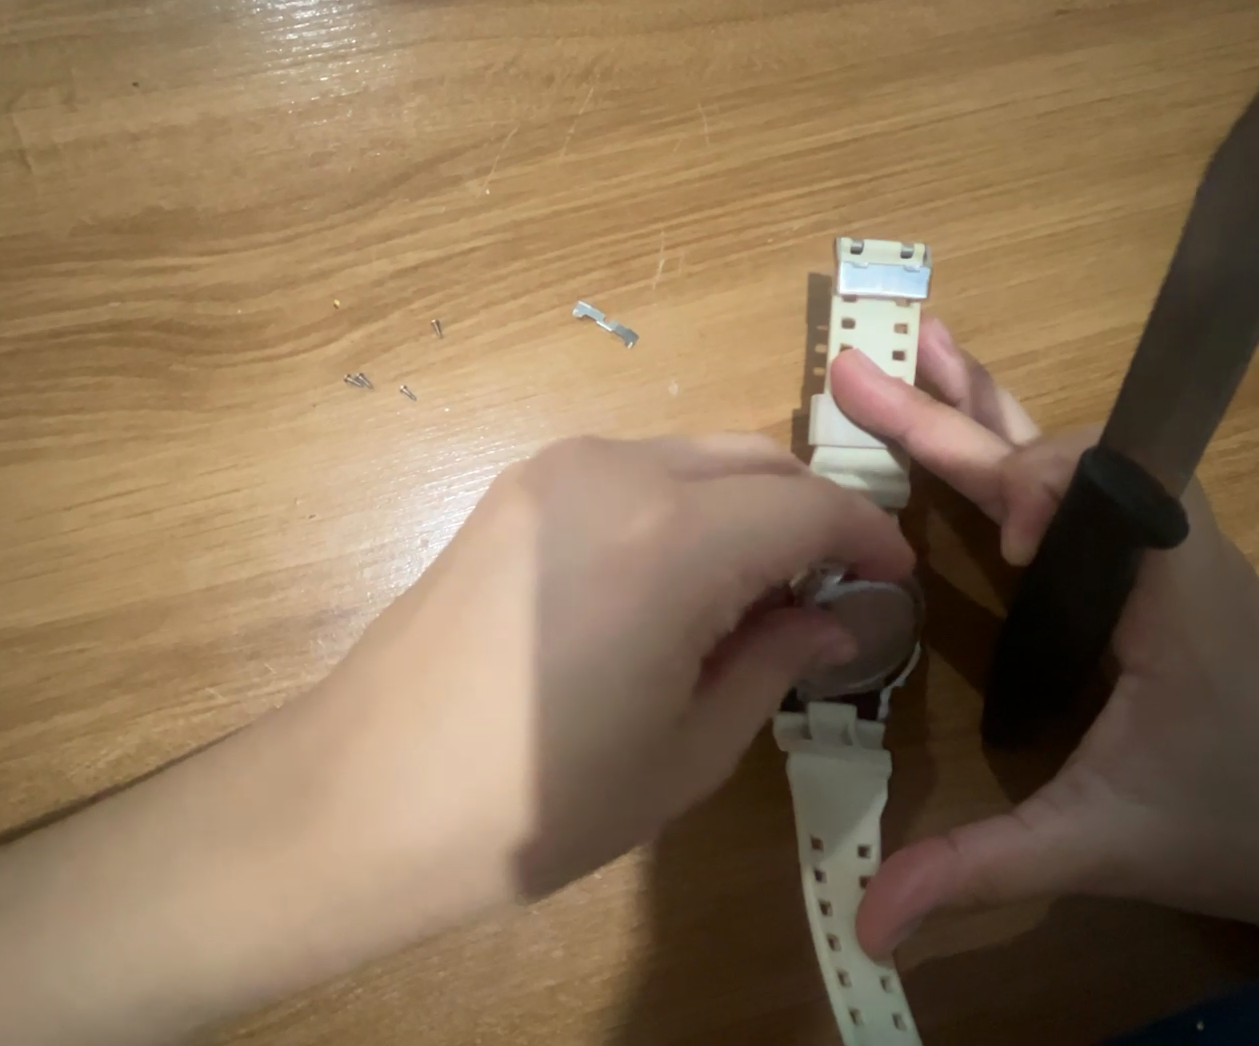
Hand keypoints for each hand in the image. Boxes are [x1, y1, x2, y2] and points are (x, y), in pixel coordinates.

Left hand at [322, 435, 913, 903]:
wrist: (367, 792)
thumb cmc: (539, 802)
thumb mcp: (688, 750)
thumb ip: (774, 662)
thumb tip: (832, 618)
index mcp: (672, 540)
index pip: (807, 504)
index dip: (864, 536)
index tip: (891, 576)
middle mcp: (614, 472)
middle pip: (752, 459)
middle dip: (807, 512)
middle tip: (824, 588)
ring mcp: (554, 470)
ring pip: (690, 456)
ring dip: (741, 505)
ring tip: (748, 588)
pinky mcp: (514, 487)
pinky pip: (630, 471)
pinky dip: (678, 503)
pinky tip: (669, 572)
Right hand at [828, 324, 1258, 955]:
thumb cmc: (1229, 828)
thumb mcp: (1093, 849)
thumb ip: (979, 871)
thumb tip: (866, 925)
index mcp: (1173, 594)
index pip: (1107, 487)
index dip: (1042, 488)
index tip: (1012, 554)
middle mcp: (1166, 548)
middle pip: (1053, 450)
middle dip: (952, 410)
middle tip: (867, 367)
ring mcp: (1156, 548)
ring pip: (1061, 451)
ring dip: (980, 406)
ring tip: (918, 363)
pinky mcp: (1141, 561)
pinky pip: (1067, 486)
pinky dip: (1004, 450)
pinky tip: (968, 443)